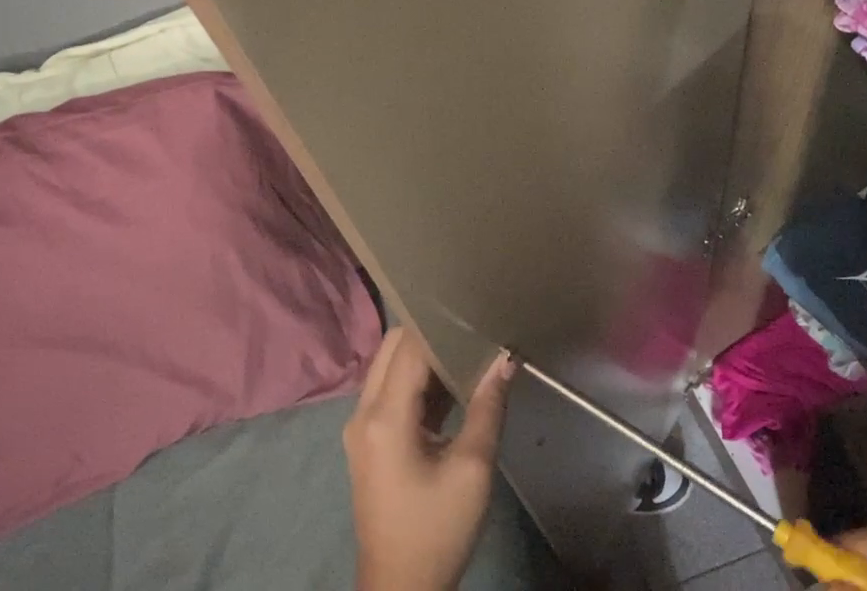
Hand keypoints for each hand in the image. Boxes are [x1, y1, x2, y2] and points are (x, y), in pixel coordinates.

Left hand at [345, 327, 516, 590]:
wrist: (401, 585)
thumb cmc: (438, 527)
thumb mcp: (473, 467)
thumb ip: (488, 407)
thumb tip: (505, 358)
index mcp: (384, 418)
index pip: (408, 348)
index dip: (439, 324)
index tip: (472, 305)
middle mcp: (362, 414)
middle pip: (391, 350)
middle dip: (430, 333)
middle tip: (473, 323)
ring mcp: (361, 429)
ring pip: (389, 368)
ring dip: (425, 357)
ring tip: (470, 345)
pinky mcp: (369, 441)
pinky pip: (391, 392)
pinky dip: (419, 380)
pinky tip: (454, 382)